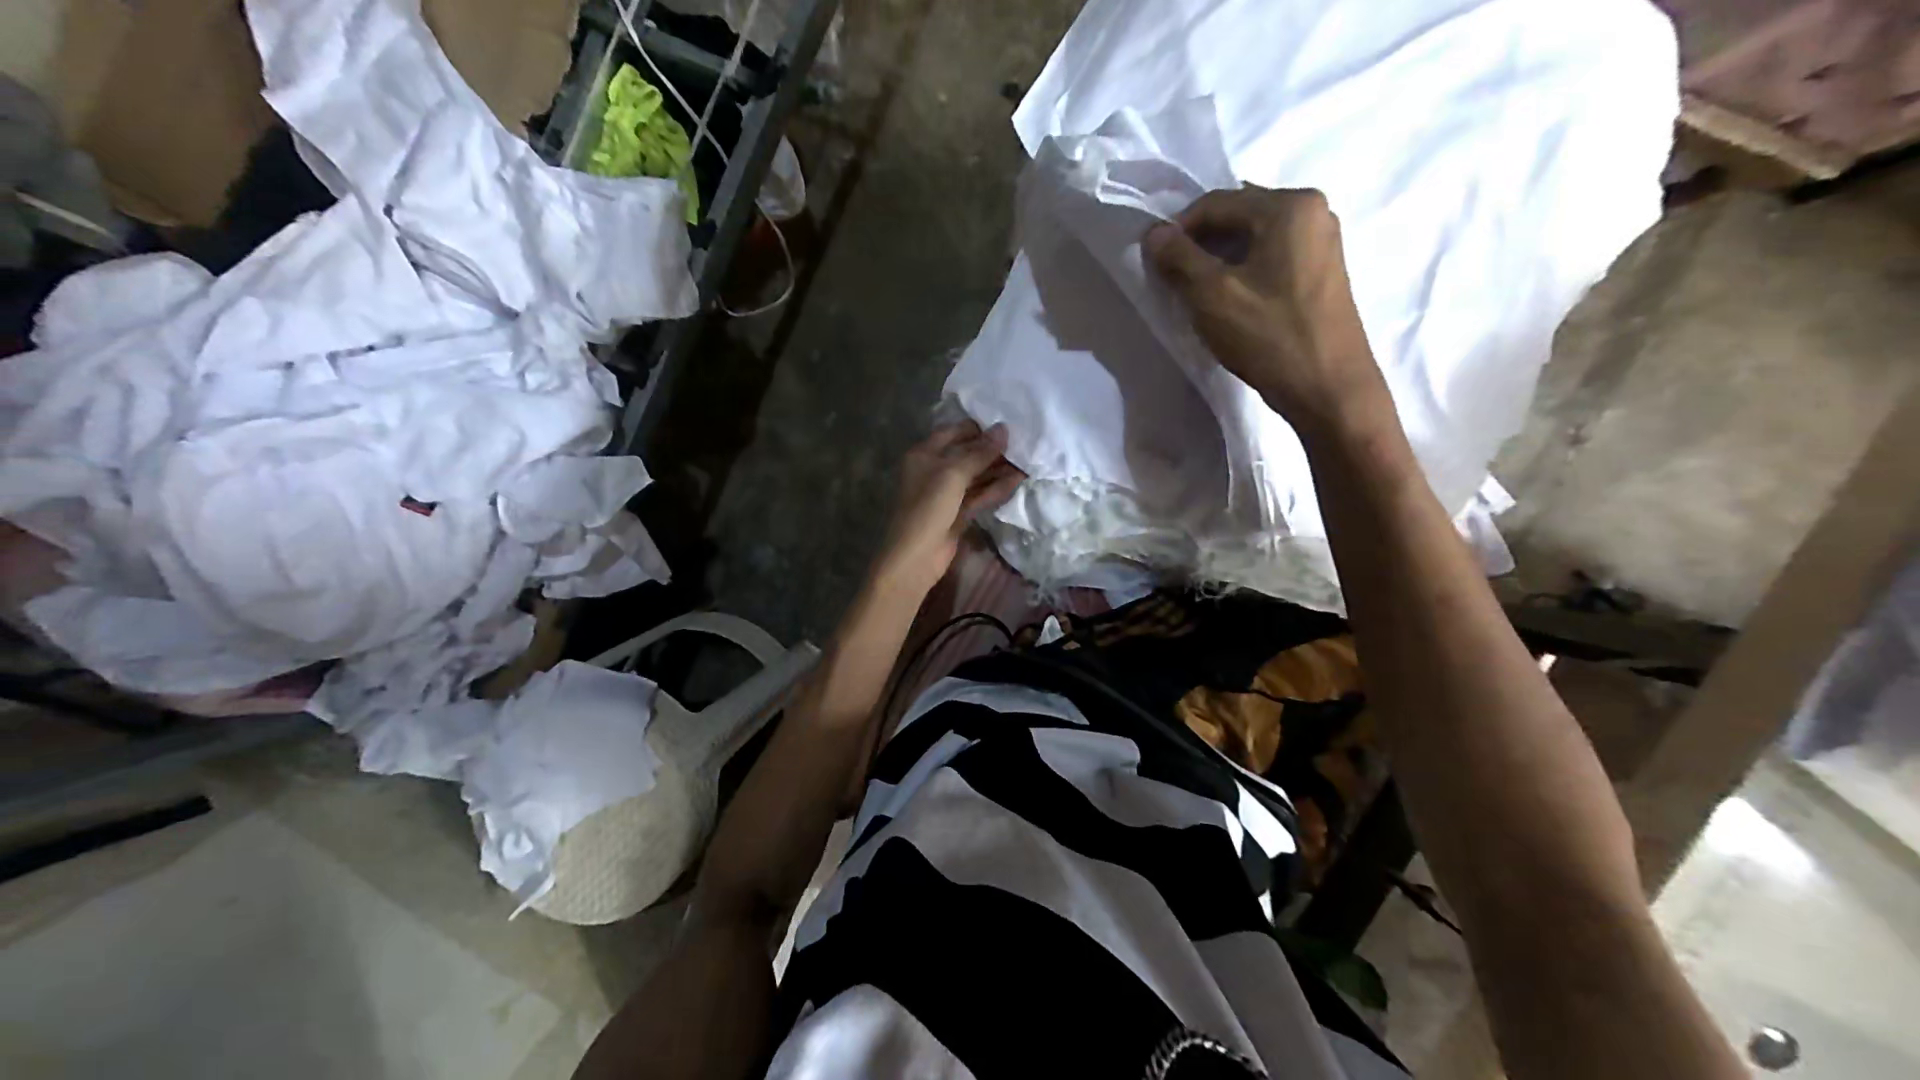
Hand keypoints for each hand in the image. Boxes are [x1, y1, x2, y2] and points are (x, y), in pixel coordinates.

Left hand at [874, 421, 1024, 593]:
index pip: (953, 432)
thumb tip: (1004, 429)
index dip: (978, 428)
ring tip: (1027, 461)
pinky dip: (996, 488)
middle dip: (992, 450)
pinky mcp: (958, 513)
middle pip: (967, 454)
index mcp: (924, 454)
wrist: (915, 557)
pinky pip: (979, 495)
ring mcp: (946, 493)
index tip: (1007, 425)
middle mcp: (934, 470)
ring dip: (998, 469)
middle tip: (1023, 444)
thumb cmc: (927, 508)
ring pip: (975, 476)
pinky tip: (1017, 480)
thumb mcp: (952, 475)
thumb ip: (979, 452)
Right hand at [1145, 185, 1394, 440]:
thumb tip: (1154, 233)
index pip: (1216, 202)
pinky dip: (1243, 271)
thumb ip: (1178, 258)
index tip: (1155, 262)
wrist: (1329, 389)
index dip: (1178, 230)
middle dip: (1200, 244)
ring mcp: (1322, 241)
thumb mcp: (1212, 296)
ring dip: (1220, 259)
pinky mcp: (1322, 271)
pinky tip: (1228, 301)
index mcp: (1289, 206)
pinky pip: (1271, 256)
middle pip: (1238, 215)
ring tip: (1197, 294)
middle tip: (1173, 279)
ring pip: (1254, 239)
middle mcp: (1313, 211)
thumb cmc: (1270, 337)